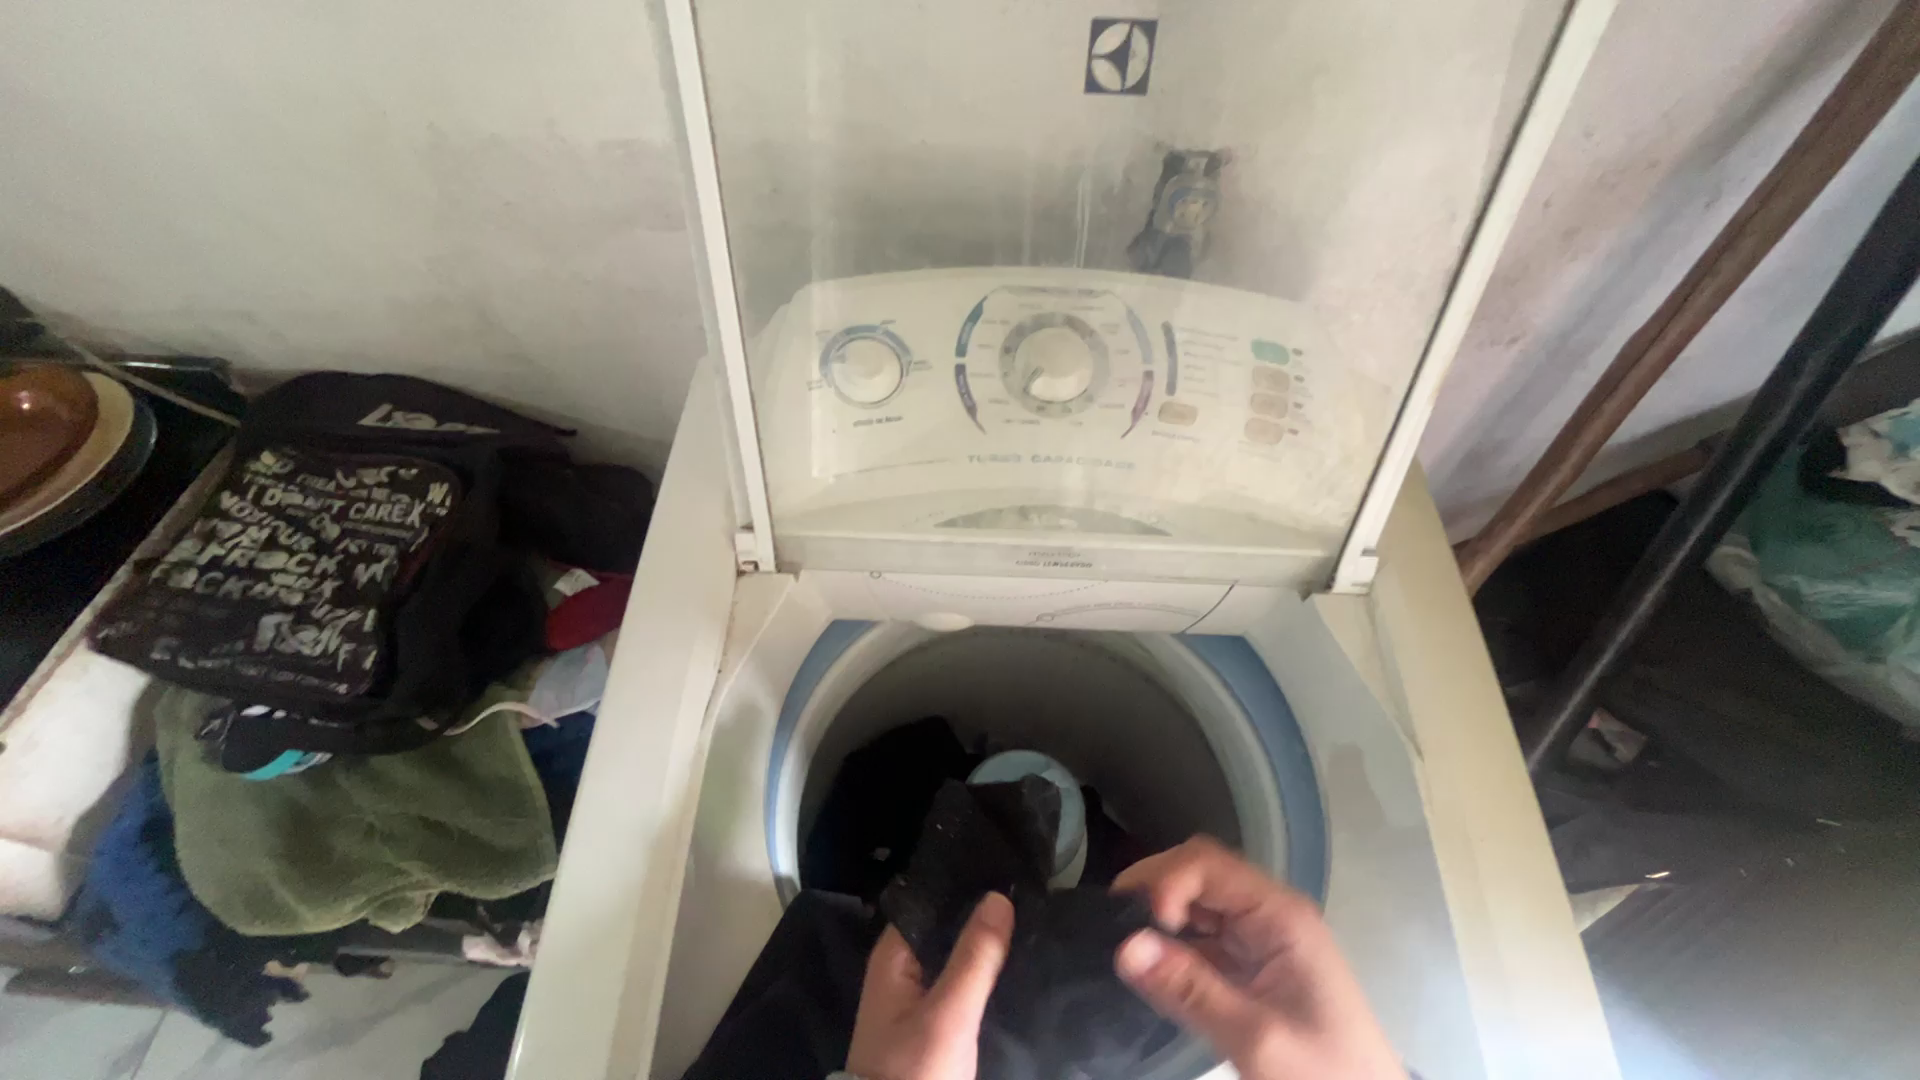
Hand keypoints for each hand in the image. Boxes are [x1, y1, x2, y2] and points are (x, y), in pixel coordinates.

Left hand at [846, 892, 1014, 1079]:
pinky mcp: (931, 1021)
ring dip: (985, 945)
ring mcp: (915, 996)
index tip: (1006, 866)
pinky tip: (1012, 964)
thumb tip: (999, 896)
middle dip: (981, 914)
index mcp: (894, 955)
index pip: (932, 900)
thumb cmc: (915, 1074)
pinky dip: (982, 973)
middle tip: (1028, 892)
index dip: (966, 884)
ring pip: (955, 955)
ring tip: (1029, 919)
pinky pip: (959, 982)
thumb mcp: (948, 1016)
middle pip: (945, 927)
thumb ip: (974, 958)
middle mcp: (901, 968)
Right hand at [1114, 836, 1406, 1079]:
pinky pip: (1202, 935)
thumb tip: (1124, 947)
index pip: (1208, 863)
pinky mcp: (1251, 964)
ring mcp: (1260, 937)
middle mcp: (1268, 913)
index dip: (1166, 880)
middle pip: (1199, 871)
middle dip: (1155, 888)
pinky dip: (1172, 943)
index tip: (1140, 925)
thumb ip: (1190, 991)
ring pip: (1196, 900)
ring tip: (1125, 941)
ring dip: (1160, 914)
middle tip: (1115, 922)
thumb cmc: (1325, 1075)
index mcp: (1280, 914)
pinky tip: (1152, 966)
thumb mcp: (1258, 1041)